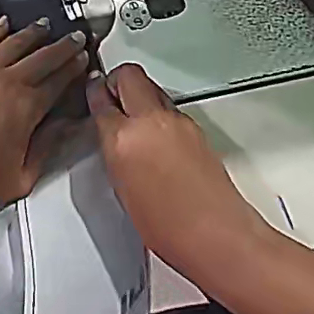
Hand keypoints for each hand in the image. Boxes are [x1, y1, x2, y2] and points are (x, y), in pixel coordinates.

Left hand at [0, 17, 89, 209]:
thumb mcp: (22, 176)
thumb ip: (48, 147)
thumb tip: (64, 130)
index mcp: (27, 108)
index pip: (60, 80)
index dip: (76, 68)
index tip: (84, 62)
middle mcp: (7, 84)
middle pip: (44, 56)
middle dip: (64, 46)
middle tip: (75, 39)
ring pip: (16, 42)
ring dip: (35, 33)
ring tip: (46, 26)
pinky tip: (4, 24)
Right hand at [88, 63, 270, 278]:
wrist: (220, 238)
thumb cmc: (175, 228)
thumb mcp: (122, 190)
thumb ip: (113, 152)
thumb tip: (111, 137)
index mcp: (123, 138)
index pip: (100, 99)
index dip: (94, 95)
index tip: (94, 95)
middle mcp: (152, 122)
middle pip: (128, 75)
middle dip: (116, 80)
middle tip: (110, 93)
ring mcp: (178, 122)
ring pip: (152, 87)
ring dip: (139, 95)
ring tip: (134, 118)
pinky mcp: (196, 129)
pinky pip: (170, 108)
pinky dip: (159, 114)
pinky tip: (157, 138)